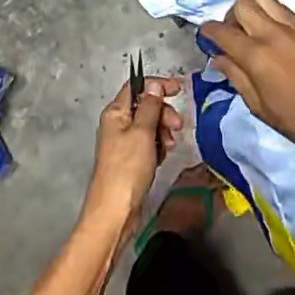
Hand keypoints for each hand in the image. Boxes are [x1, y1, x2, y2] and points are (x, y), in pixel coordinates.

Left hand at [86, 74, 183, 220]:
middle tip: (176, 126)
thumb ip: (150, 105)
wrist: (115, 211)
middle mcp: (117, 123)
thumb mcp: (143, 132)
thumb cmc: (128, 168)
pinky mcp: (130, 157)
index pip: (137, 86)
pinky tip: (162, 156)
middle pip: (146, 105)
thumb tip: (154, 83)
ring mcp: (123, 141)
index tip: (179, 89)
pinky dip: (159, 144)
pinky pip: (149, 141)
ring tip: (169, 146)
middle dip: (164, 112)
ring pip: (150, 124)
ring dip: (163, 130)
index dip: (158, 84)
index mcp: (116, 113)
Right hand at [199, 0, 294, 154]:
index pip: (223, 32)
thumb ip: (235, 75)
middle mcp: (273, 33)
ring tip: (252, 28)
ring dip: (252, 9)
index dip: (209, 30)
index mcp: (256, 55)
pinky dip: (272, 13)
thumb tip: (219, 58)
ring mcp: (293, 27)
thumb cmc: (291, 117)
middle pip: (242, 5)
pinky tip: (273, 32)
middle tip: (232, 34)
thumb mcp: (256, 104)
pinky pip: (283, 8)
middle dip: (230, 17)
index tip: (206, 33)